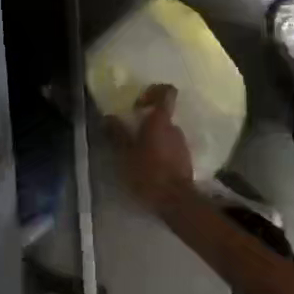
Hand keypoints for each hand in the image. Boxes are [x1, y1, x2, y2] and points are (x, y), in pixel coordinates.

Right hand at [105, 84, 194, 214]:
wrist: (176, 202)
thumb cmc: (148, 173)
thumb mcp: (125, 154)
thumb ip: (117, 134)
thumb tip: (109, 117)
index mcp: (160, 121)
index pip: (166, 92)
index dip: (154, 91)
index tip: (139, 103)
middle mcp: (174, 128)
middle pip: (162, 115)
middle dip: (146, 122)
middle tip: (130, 135)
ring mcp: (182, 144)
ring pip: (165, 133)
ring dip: (152, 139)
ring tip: (137, 155)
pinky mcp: (185, 160)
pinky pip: (170, 148)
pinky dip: (160, 152)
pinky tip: (148, 167)